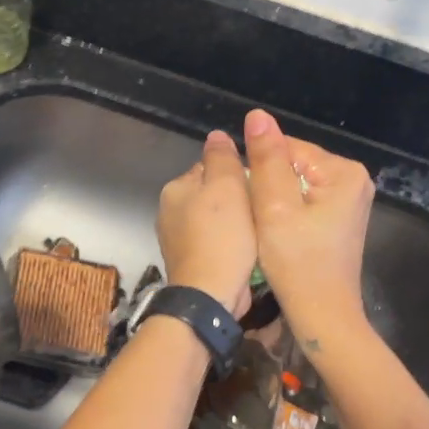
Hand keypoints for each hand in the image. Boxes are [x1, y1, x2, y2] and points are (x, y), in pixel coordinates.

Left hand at [157, 130, 256, 316]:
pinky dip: (229, 244)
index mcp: (175, 189)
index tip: (256, 185)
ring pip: (214, 219)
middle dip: (235, 199)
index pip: (208, 167)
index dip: (236, 172)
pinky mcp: (189, 261)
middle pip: (211, 194)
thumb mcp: (227, 186)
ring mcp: (176, 239)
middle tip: (260, 208)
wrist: (209, 292)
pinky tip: (245, 250)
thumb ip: (223, 158)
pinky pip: (214, 242)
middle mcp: (169, 212)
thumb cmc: (221, 236)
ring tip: (256, 230)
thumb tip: (217, 135)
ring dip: (234, 223)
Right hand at [243, 109, 374, 336]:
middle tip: (249, 214)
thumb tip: (257, 116)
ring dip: (272, 200)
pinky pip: (303, 203)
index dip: (257, 168)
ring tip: (259, 223)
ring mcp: (350, 202)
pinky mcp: (340, 222)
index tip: (241, 196)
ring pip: (295, 186)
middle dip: (266, 185)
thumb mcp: (274, 206)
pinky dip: (284, 213)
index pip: (288, 148)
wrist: (321, 313)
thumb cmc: (296, 261)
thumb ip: (266, 160)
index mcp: (343, 171)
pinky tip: (274, 232)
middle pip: (293, 166)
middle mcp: (354, 181)